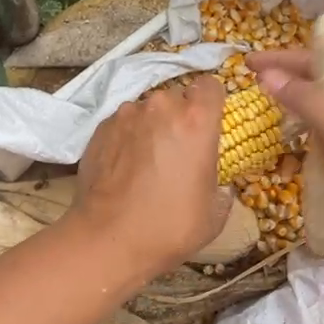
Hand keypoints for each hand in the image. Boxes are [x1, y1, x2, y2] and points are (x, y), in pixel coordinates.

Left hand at [71, 80, 227, 276]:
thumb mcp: (213, 213)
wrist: (110, 237)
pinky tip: (124, 167)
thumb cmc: (170, 227)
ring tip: (145, 162)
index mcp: (196, 120)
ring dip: (151, 127)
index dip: (211, 102)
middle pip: (176, 98)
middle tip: (177, 151)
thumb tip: (217, 183)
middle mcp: (161, 106)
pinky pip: (123, 123)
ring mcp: (128, 113)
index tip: (208, 123)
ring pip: (147, 110)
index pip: (211, 86)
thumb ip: (220, 185)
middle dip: (179, 118)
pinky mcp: (102, 125)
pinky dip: (127, 137)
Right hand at [247, 50, 323, 286]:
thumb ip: (306, 100)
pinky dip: (317, 144)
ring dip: (303, 113)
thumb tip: (268, 73)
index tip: (248, 62)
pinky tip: (302, 155)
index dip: (283, 59)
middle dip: (292, 83)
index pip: (321, 61)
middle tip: (256, 88)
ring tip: (273, 117)